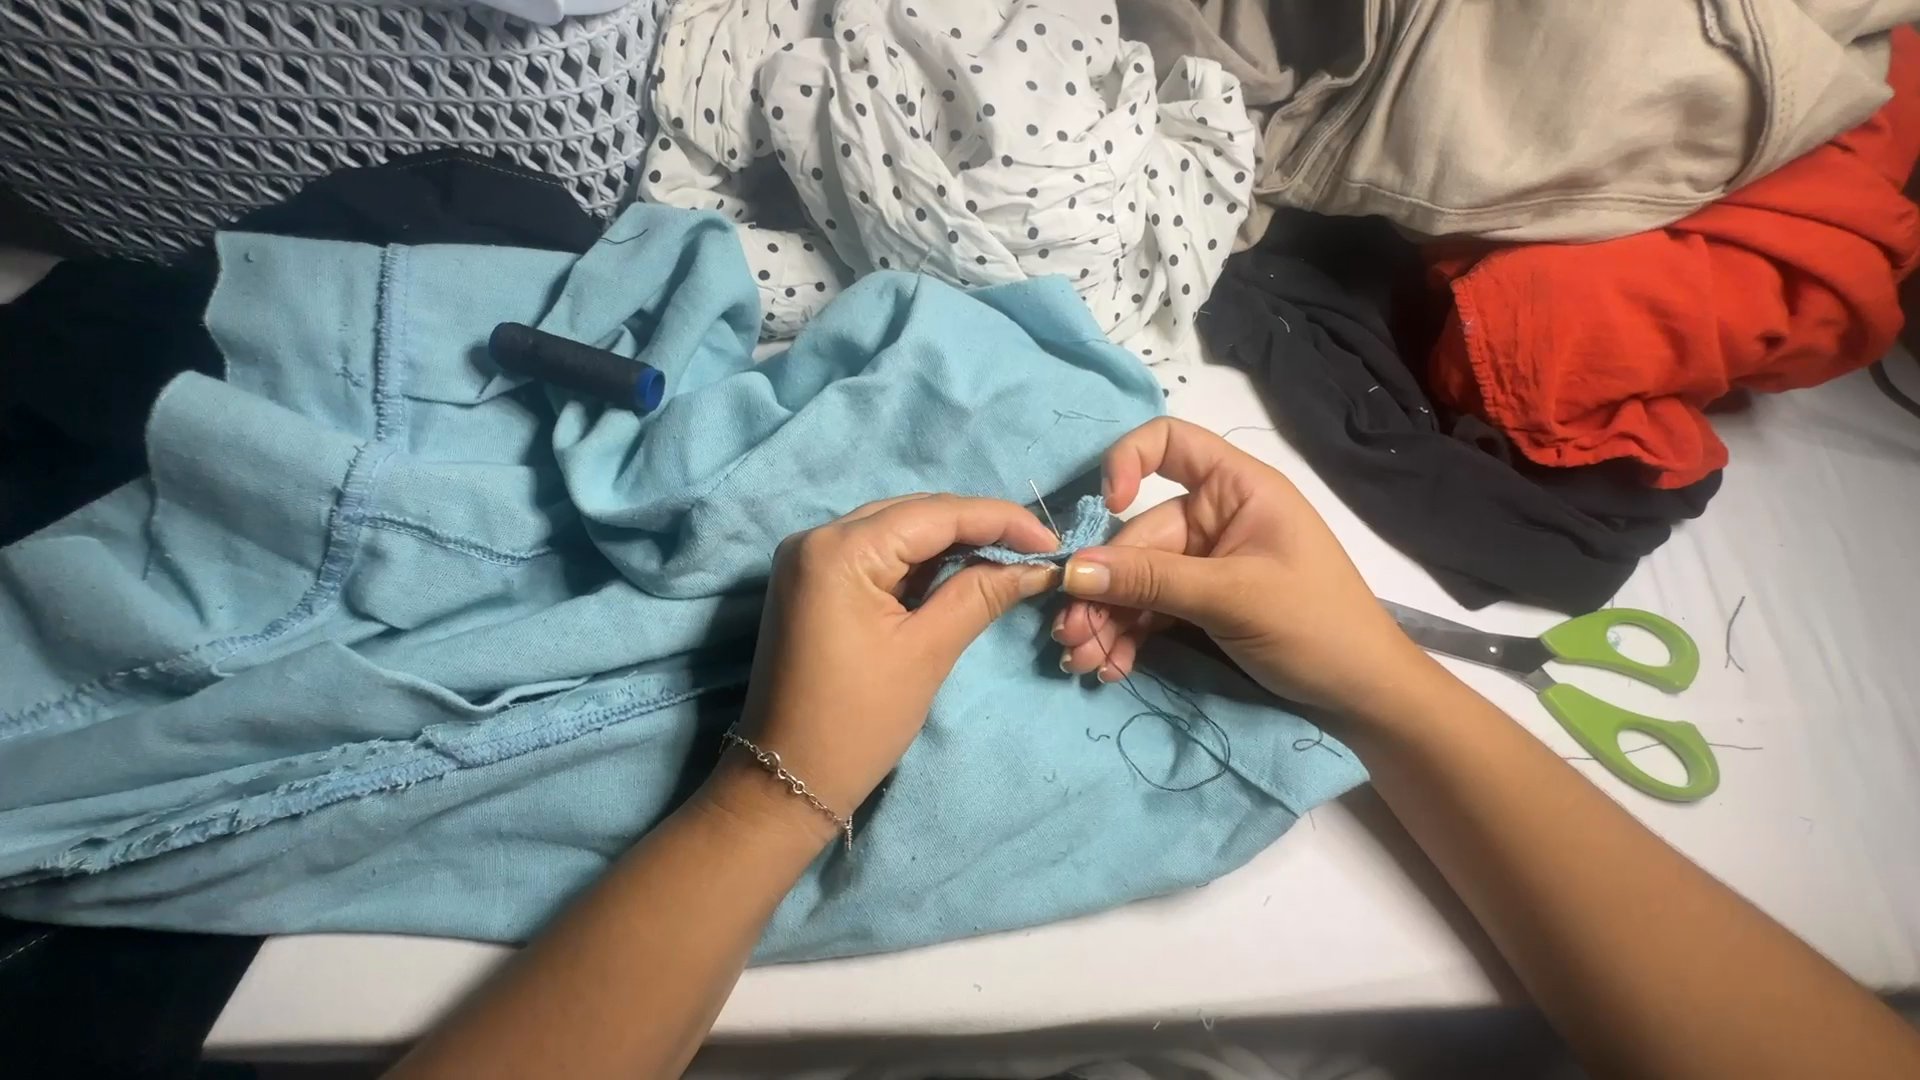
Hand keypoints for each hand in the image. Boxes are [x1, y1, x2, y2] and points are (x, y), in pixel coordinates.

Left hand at [717, 495, 1059, 841]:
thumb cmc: (859, 722)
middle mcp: (817, 537)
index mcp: (839, 550)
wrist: (787, 779)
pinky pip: (877, 554)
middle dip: (977, 527)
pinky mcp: (812, 580)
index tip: (1050, 539)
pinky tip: (960, 569)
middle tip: (1033, 550)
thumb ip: (981, 595)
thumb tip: (1037, 567)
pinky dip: (919, 561)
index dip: (999, 520)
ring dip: (951, 542)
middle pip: (914, 514)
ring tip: (1007, 557)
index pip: (935, 514)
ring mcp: (809, 557)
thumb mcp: (927, 652)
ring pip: (896, 529)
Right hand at [1052, 417, 1430, 718]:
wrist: (1362, 697)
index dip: (1127, 462)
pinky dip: (1127, 636)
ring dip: (1105, 619)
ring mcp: (1203, 563)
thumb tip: (1073, 572)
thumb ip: (1151, 580)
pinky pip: (1148, 609)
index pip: (1169, 443)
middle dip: (1101, 587)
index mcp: (1235, 489)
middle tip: (1070, 635)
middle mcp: (1212, 518)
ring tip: (1082, 659)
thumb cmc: (1316, 626)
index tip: (1107, 507)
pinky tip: (1111, 666)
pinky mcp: (1197, 603)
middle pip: (1137, 535)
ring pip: (1134, 578)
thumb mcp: (1232, 597)